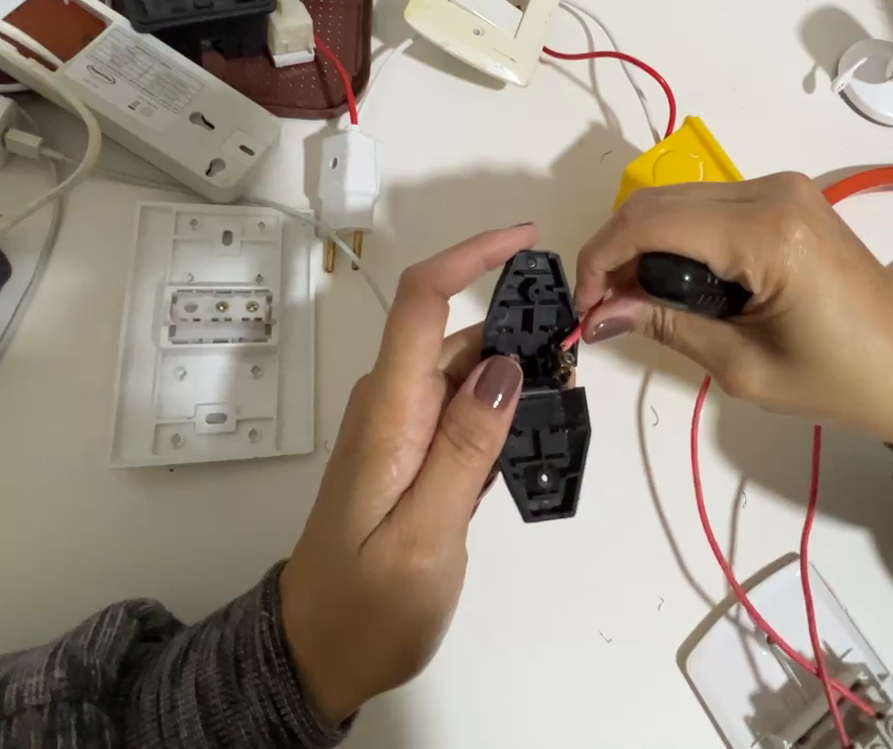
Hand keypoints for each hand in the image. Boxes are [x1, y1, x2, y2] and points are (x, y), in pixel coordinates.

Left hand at [280, 224, 534, 723]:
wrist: (319, 652)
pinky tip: (533, 423)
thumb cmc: (367, 603)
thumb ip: (464, 447)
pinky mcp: (414, 448)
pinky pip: (463, 404)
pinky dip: (500, 401)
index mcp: (389, 410)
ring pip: (465, 368)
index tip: (526, 240)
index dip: (470, 257)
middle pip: (454, 330)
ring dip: (513, 367)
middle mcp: (393, 402)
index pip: (421, 302)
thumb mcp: (423, 536)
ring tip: (564, 392)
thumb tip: (503, 365)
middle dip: (514, 323)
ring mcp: (402, 424)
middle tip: (573, 349)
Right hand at [573, 174, 892, 448]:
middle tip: (605, 306)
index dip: (600, 259)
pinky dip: (675, 236)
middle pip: (656, 201)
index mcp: (767, 234)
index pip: (650, 224)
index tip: (586, 307)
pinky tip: (675, 278)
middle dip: (615, 250)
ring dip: (642, 242)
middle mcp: (772, 192)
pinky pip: (706, 205)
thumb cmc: (837, 381)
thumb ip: (664, 326)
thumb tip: (596, 313)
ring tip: (636, 299)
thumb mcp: (742, 367)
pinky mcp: (785, 194)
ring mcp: (781, 186)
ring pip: (676, 199)